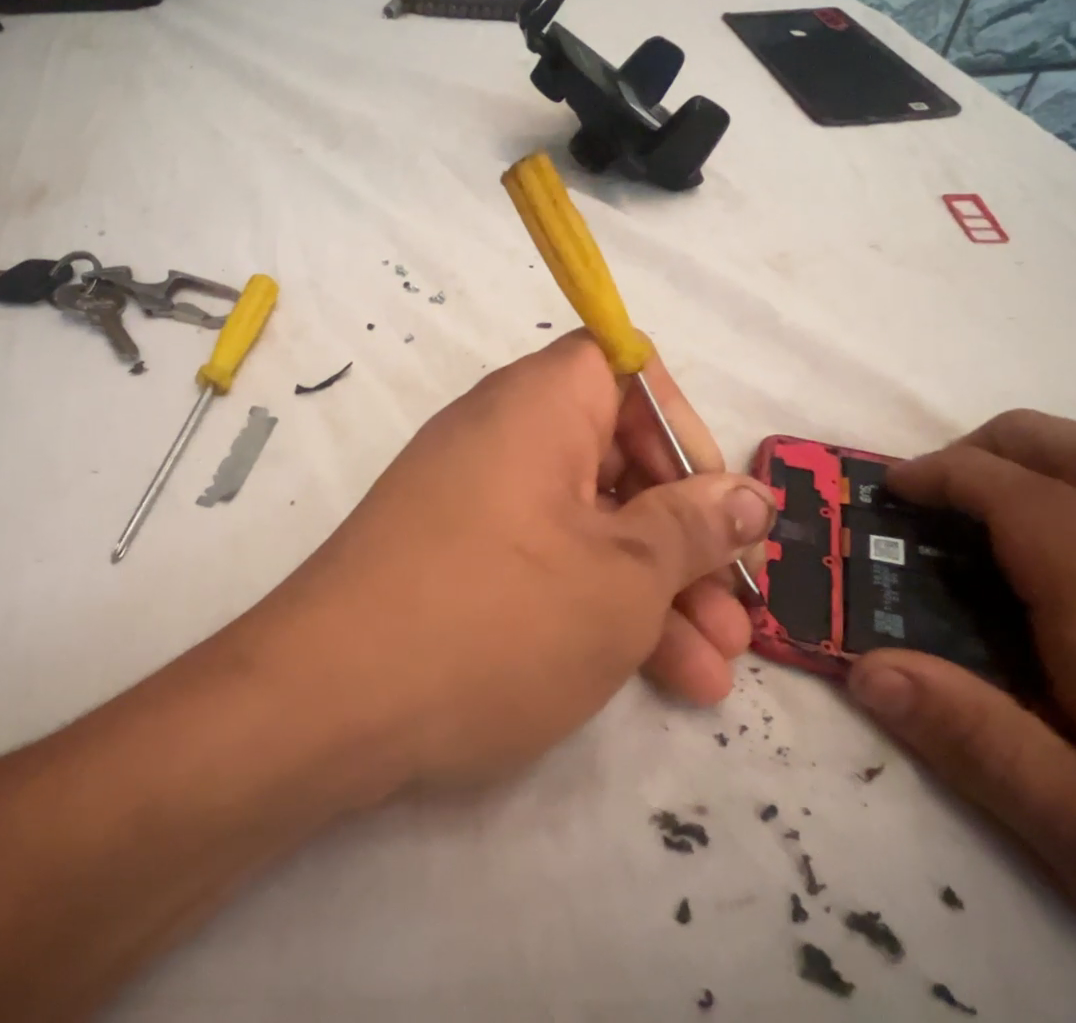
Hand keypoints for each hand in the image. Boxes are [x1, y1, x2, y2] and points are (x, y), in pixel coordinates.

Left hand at [241, 333, 772, 789]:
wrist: (328, 706)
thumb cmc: (497, 620)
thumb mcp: (620, 578)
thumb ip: (693, 529)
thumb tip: (747, 494)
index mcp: (537, 407)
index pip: (622, 370)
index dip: (680, 429)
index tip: (718, 504)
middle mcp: (498, 442)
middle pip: (614, 466)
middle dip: (686, 544)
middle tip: (736, 618)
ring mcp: (467, 510)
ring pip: (584, 533)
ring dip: (654, 597)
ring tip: (711, 676)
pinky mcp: (447, 569)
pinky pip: (540, 569)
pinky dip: (593, 612)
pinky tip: (651, 680)